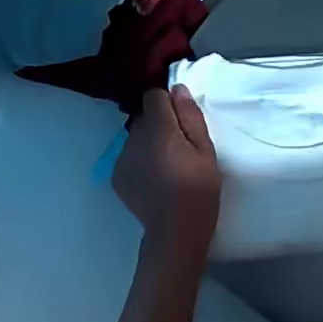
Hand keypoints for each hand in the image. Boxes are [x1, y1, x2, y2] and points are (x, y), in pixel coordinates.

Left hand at [114, 85, 220, 259]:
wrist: (176, 232)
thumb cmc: (199, 190)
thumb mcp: (206, 151)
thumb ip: (191, 117)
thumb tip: (177, 90)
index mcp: (159, 130)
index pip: (152, 96)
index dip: (167, 102)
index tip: (181, 118)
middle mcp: (134, 139)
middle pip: (144, 117)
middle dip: (159, 124)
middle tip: (178, 146)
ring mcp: (122, 158)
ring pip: (135, 137)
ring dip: (148, 142)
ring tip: (166, 166)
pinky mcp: (116, 175)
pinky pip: (128, 156)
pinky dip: (140, 161)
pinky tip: (154, 179)